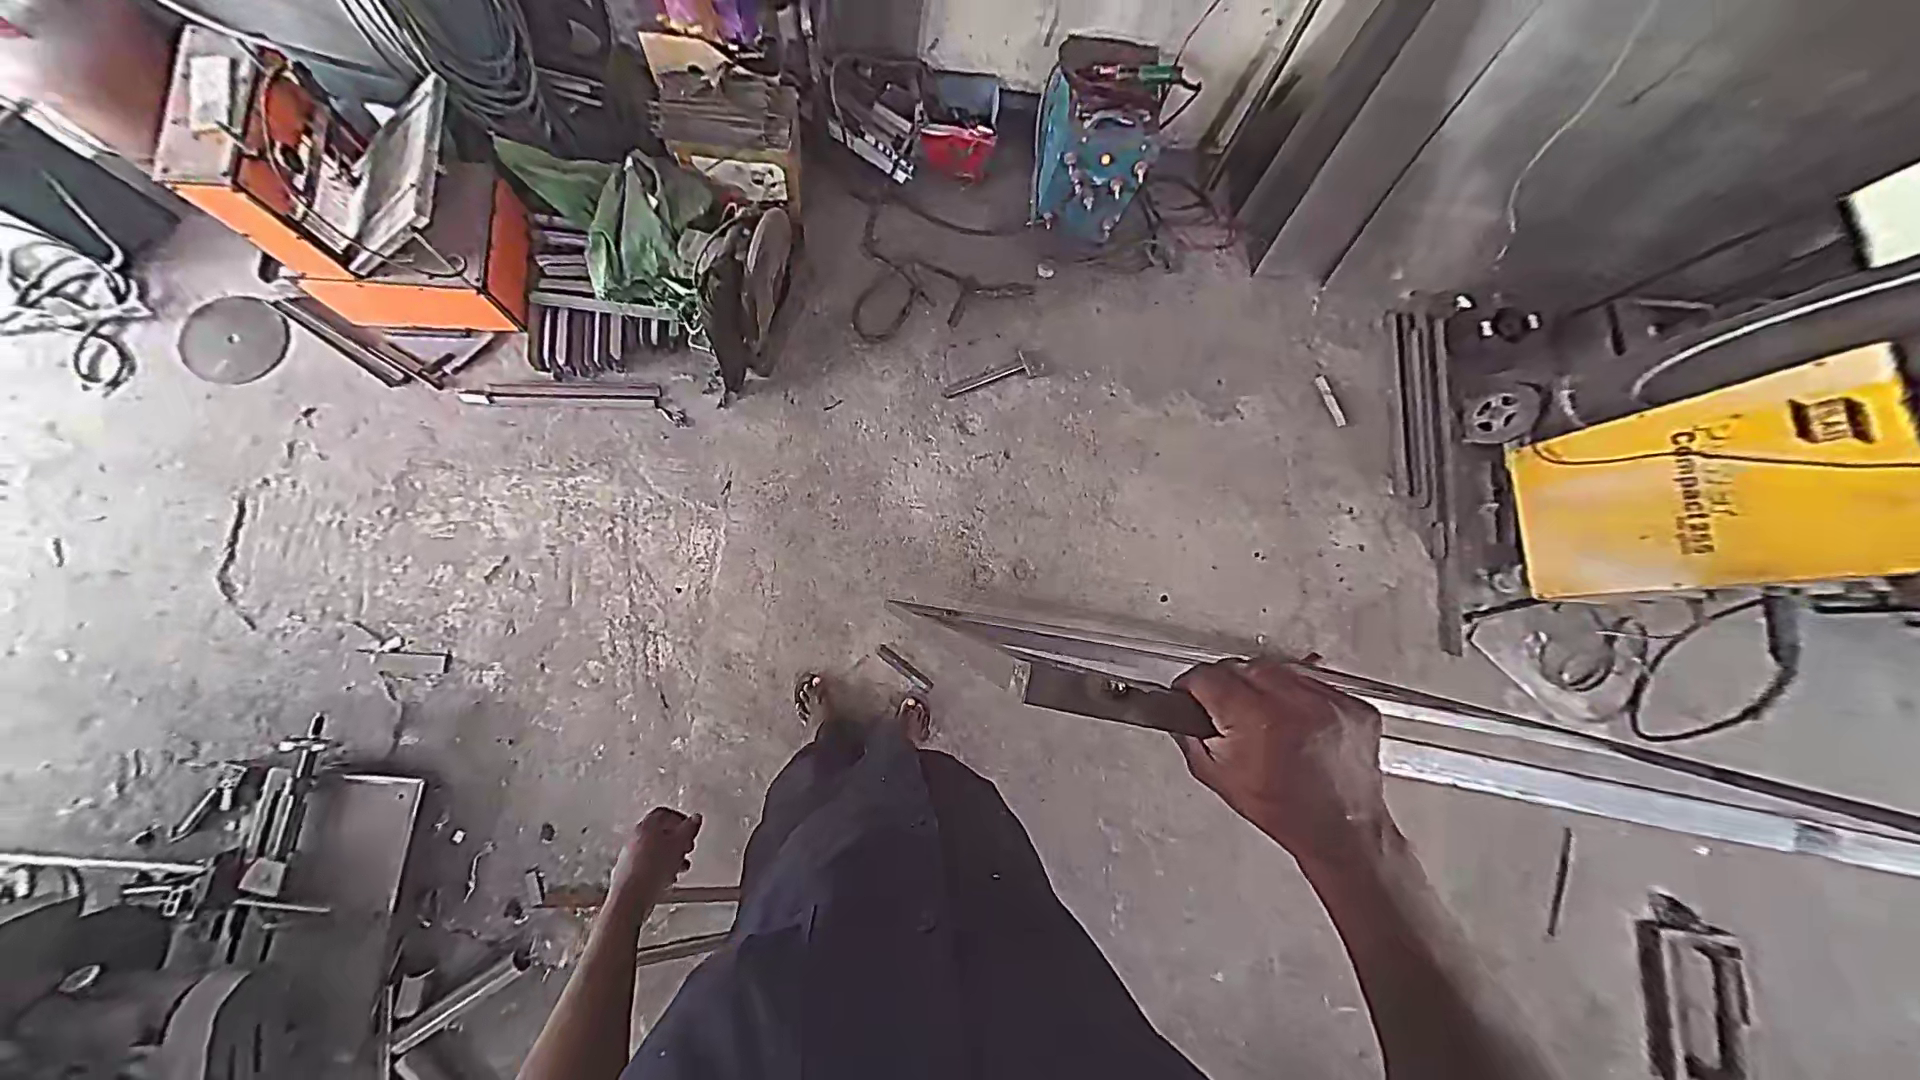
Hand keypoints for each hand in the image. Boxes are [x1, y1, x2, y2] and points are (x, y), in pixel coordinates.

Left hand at [608, 807, 701, 916]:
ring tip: (680, 866)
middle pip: (659, 833)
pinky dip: (659, 869)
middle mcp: (635, 839)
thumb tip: (695, 819)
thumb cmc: (652, 869)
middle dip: (676, 840)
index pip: (664, 813)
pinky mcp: (628, 874)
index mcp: (647, 826)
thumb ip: (689, 828)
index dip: (679, 818)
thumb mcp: (680, 843)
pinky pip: (647, 866)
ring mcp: (629, 857)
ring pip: (654, 851)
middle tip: (687, 846)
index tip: (689, 825)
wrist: (631, 898)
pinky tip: (667, 878)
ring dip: (670, 856)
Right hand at [1175, 659, 1388, 865]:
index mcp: (1255, 717)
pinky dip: (1297, 694)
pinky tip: (1292, 718)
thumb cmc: (1284, 811)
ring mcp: (1327, 701)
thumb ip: (1189, 737)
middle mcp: (1294, 702)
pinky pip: (1312, 680)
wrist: (1340, 832)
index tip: (1188, 692)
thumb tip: (1178, 712)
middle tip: (1223, 709)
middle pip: (1240, 666)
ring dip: (1260, 685)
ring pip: (1275, 667)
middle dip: (1224, 684)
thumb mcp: (1216, 776)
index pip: (1207, 676)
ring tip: (1260, 715)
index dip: (1190, 685)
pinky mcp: (1351, 705)